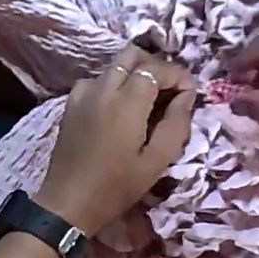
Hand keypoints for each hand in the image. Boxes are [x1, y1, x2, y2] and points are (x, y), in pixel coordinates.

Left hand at [36, 47, 196, 232]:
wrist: (68, 203)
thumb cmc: (116, 187)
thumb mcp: (156, 162)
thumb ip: (176, 125)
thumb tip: (187, 95)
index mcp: (127, 102)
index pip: (157, 68)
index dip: (178, 76)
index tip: (190, 93)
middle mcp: (103, 88)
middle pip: (133, 55)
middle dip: (156, 66)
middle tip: (169, 89)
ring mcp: (83, 94)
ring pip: (113, 66)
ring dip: (134, 73)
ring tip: (147, 98)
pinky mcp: (70, 105)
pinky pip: (96, 80)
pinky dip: (113, 84)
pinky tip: (118, 106)